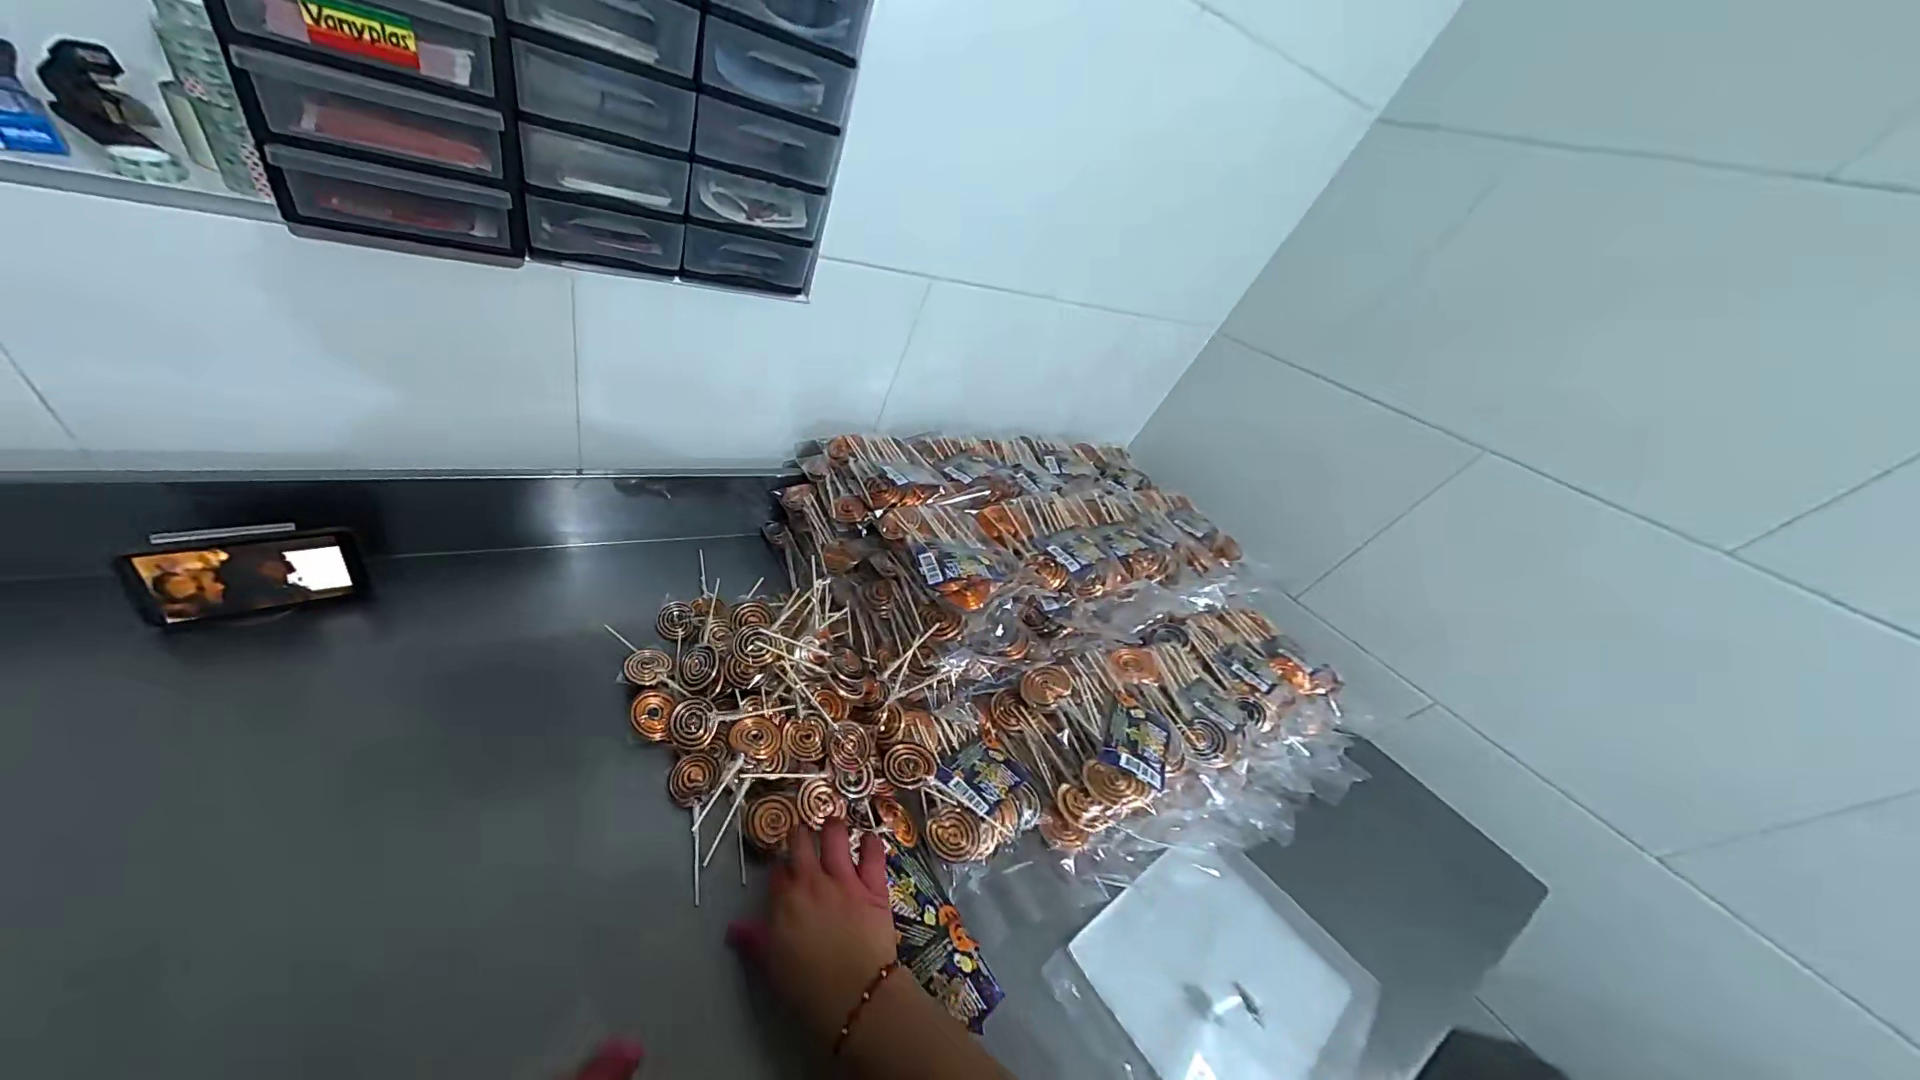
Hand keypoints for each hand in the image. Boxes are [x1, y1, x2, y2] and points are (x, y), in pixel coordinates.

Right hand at [729, 819, 896, 1047]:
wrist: (854, 995)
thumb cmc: (808, 988)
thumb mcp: (773, 966)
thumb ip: (756, 940)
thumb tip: (735, 928)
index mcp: (785, 902)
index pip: (777, 871)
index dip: (780, 866)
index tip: (783, 867)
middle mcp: (812, 882)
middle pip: (801, 843)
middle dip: (800, 835)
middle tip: (803, 834)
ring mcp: (844, 879)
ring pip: (835, 836)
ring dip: (833, 827)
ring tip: (833, 824)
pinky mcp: (873, 884)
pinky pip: (873, 852)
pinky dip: (871, 841)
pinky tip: (869, 838)